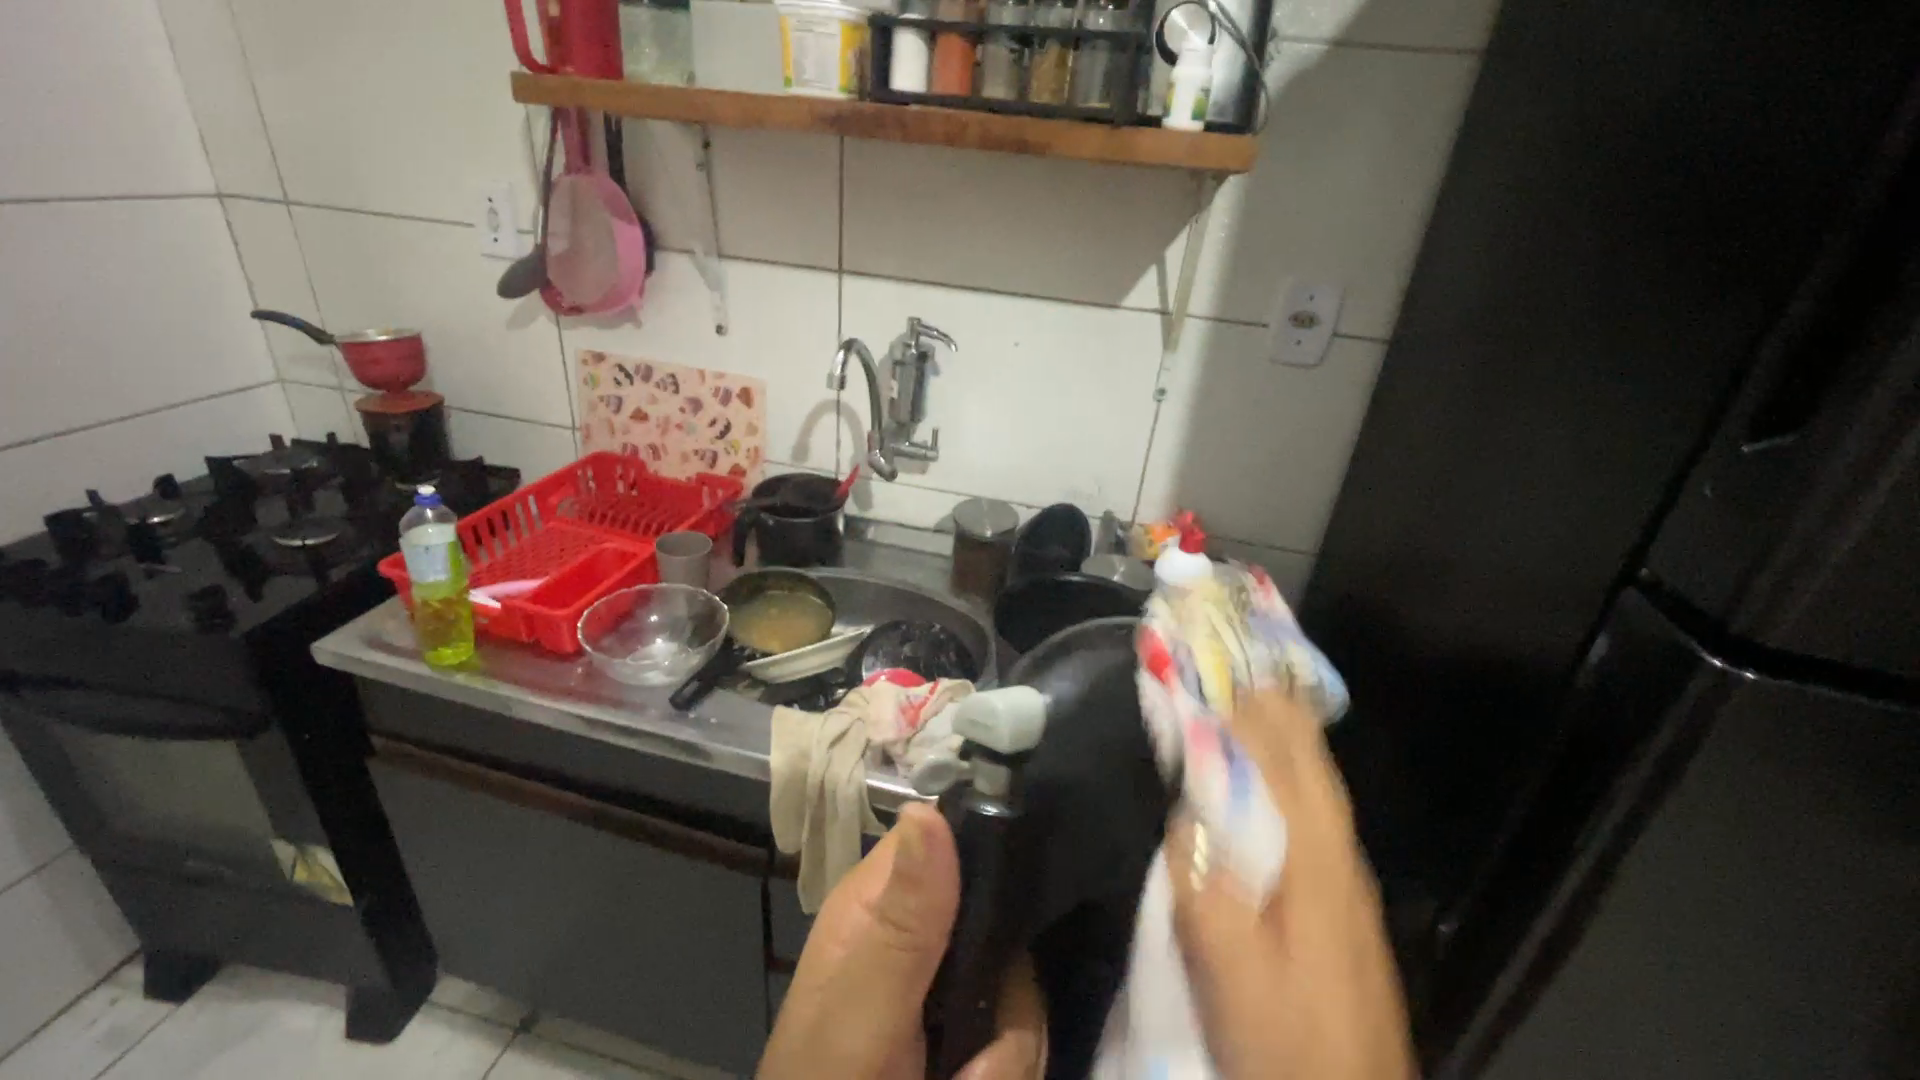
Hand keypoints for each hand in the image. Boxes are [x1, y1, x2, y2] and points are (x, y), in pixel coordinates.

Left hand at [760, 802, 1046, 1079]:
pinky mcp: (970, 1035)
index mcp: (881, 902)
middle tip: (978, 1048)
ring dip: (1005, 1055)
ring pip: (1023, 993)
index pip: (957, 838)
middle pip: (1008, 925)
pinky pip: (1022, 1039)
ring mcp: (948, 987)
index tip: (1012, 916)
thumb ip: (901, 920)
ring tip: (962, 1079)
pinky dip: (1004, 1071)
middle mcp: (920, 934)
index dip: (994, 861)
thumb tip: (925, 806)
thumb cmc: (828, 1077)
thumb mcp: (862, 1006)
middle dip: (1008, 995)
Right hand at [1166, 691, 1414, 1079]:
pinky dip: (1290, 777)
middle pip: (1309, 768)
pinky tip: (1273, 781)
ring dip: (1285, 740)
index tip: (1214, 671)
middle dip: (1275, 714)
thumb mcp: (1230, 974)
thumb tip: (1185, 816)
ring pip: (1316, 789)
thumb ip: (1202, 887)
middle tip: (1239, 668)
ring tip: (1254, 704)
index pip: (1279, 766)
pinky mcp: (1341, 906)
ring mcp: (1346, 883)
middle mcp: (1338, 859)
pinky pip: (1313, 816)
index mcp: (1313, 863)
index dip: (1246, 716)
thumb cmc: (1288, 1043)